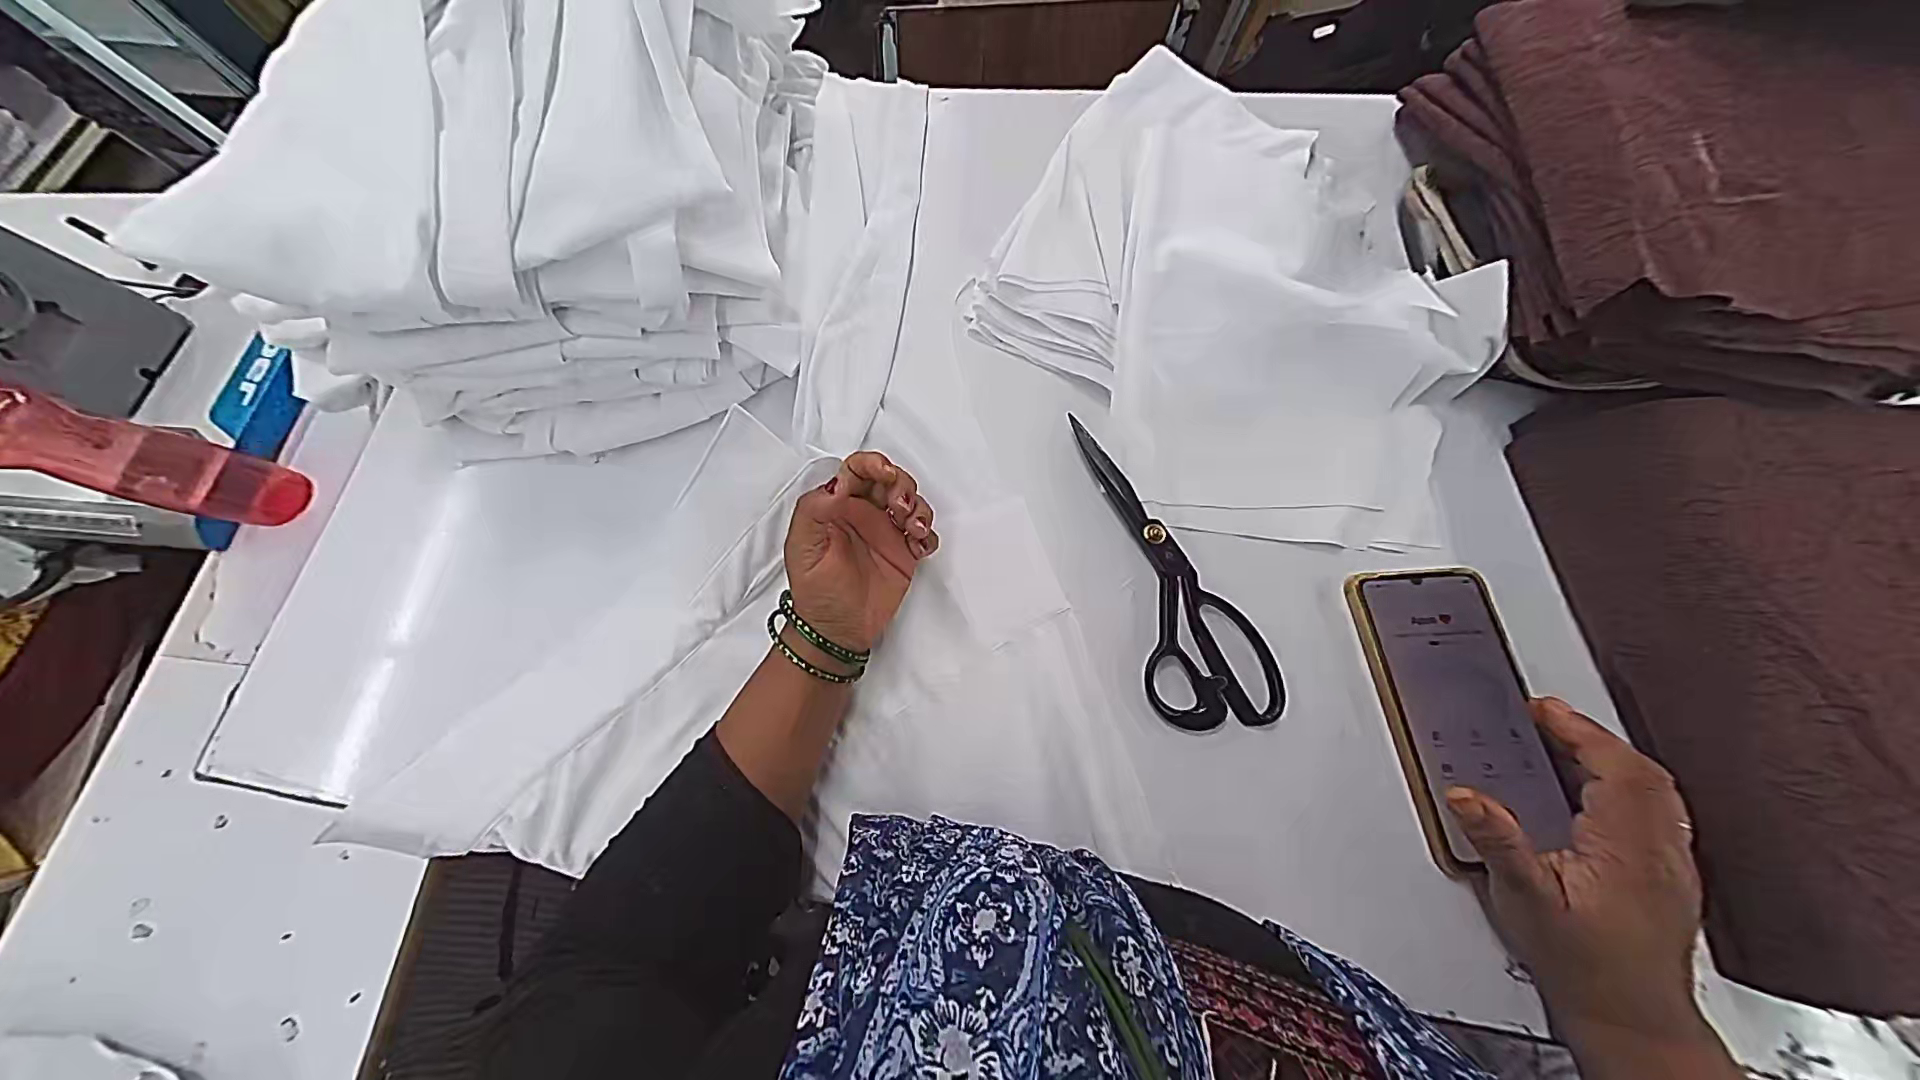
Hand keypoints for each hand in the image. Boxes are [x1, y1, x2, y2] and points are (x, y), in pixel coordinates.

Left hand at [784, 451, 937, 654]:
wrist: (837, 631)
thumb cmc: (816, 593)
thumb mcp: (802, 548)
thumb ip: (815, 510)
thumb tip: (837, 486)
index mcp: (837, 506)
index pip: (856, 470)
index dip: (873, 464)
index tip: (885, 473)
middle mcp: (863, 515)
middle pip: (890, 480)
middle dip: (901, 485)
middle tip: (899, 506)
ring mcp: (886, 533)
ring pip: (911, 502)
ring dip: (918, 508)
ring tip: (912, 528)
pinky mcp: (904, 553)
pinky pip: (925, 533)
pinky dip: (928, 534)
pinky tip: (919, 545)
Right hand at [1445, 699, 1733, 1075]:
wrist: (1630, 1016)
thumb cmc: (1583, 965)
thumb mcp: (1525, 897)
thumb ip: (1496, 841)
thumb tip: (1464, 794)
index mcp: (1628, 850)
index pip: (1619, 771)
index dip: (1580, 732)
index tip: (1543, 709)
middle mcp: (1660, 853)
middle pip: (1644, 775)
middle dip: (1594, 737)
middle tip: (1549, 716)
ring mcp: (1669, 866)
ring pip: (1656, 794)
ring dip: (1611, 758)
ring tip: (1565, 740)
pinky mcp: (1666, 877)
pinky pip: (1656, 813)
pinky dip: (1624, 784)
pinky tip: (1592, 788)